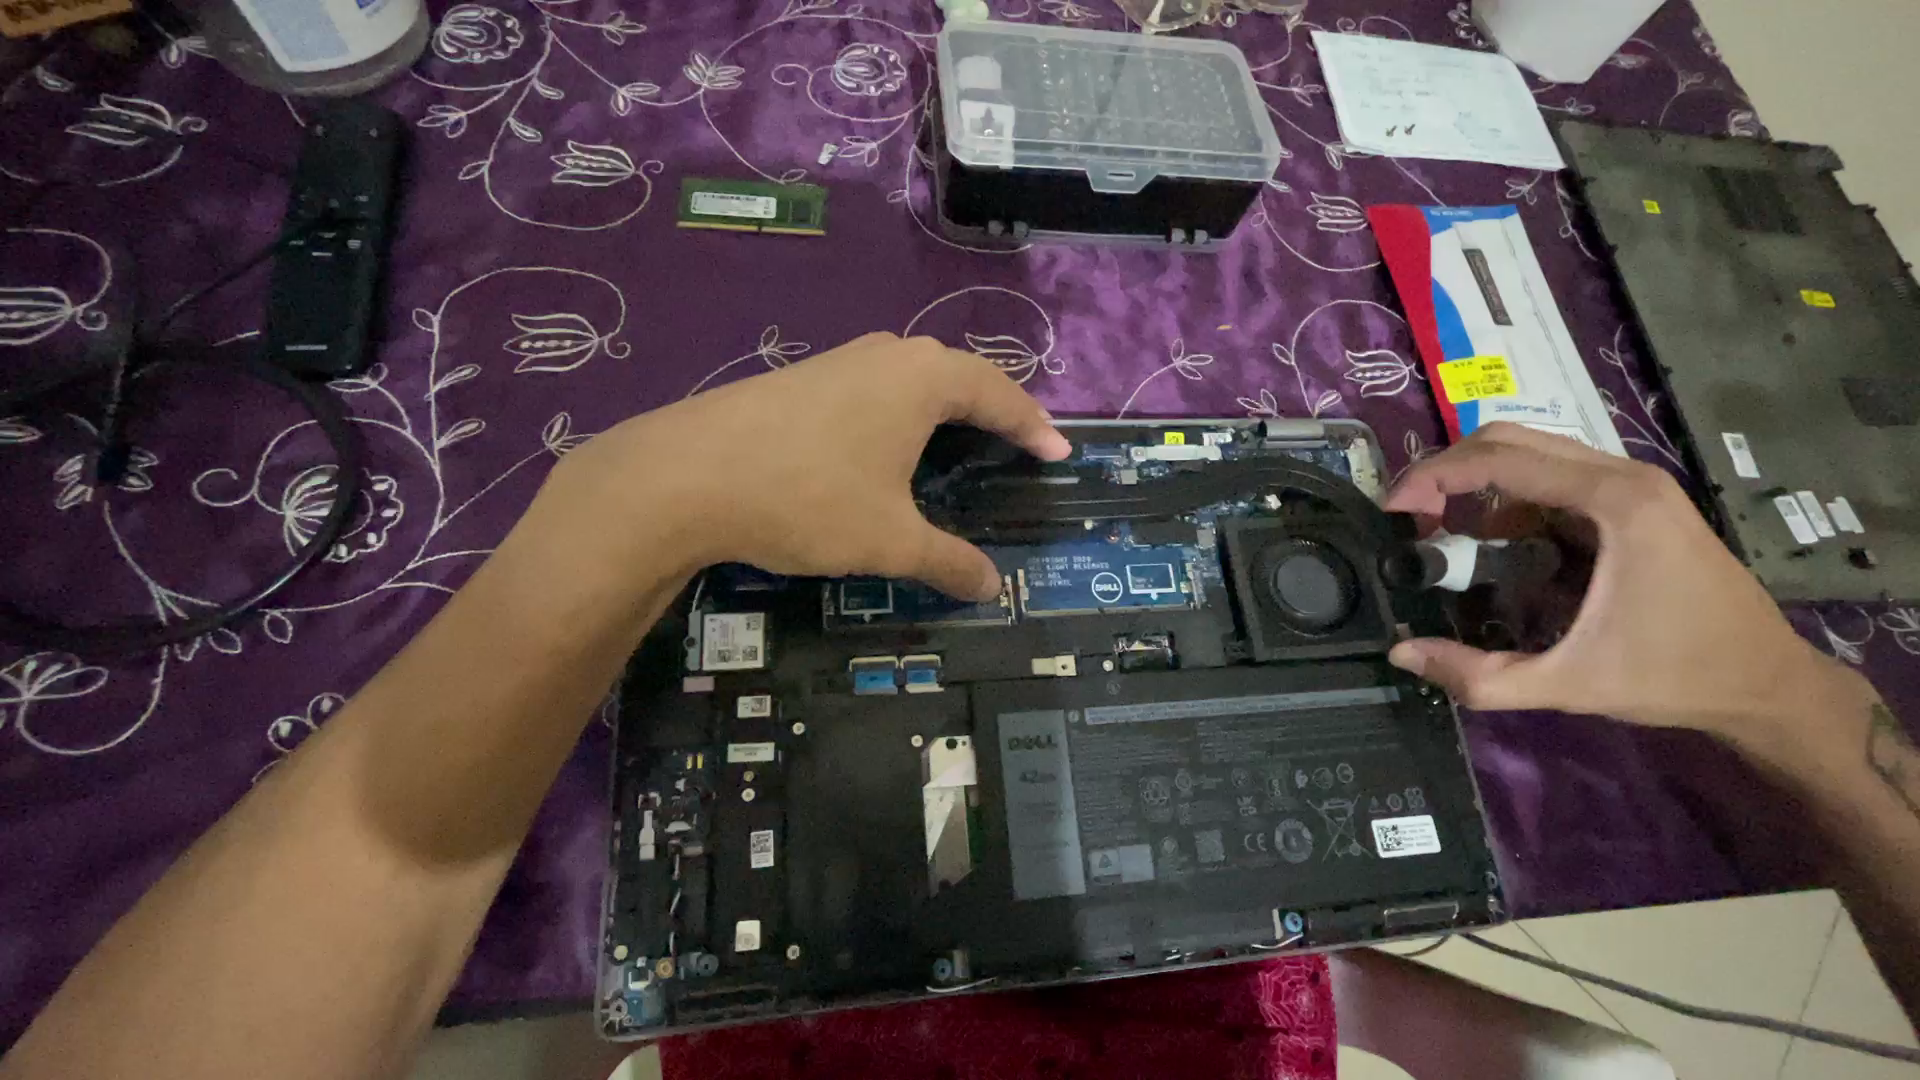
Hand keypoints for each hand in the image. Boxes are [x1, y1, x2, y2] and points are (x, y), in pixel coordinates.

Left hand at [547, 332, 1069, 600]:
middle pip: (957, 374)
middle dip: (992, 408)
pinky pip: (872, 389)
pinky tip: (882, 446)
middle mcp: (886, 356)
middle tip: (1015, 443)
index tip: (1058, 452)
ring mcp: (838, 362)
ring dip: (942, 406)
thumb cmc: (808, 498)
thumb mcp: (889, 540)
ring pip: (909, 377)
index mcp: (923, 379)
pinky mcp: (800, 380)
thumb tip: (992, 588)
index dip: (1033, 425)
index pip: (998, 393)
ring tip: (957, 441)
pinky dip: (898, 414)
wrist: (684, 476)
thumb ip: (948, 561)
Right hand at [1383, 423, 1859, 744]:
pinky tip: (1487, 538)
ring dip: (1470, 481)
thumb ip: (1480, 677)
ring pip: (1525, 451)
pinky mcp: (1629, 499)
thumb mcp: (1568, 685)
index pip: (1498, 459)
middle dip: (1443, 472)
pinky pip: (1547, 475)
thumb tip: (1401, 653)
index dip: (1431, 478)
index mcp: (1615, 502)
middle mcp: (1622, 475)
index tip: (1392, 513)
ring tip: (1436, 528)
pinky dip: (1501, 496)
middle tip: (1407, 518)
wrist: (1768, 683)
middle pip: (1506, 440)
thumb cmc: (1675, 675)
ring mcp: (1630, 483)